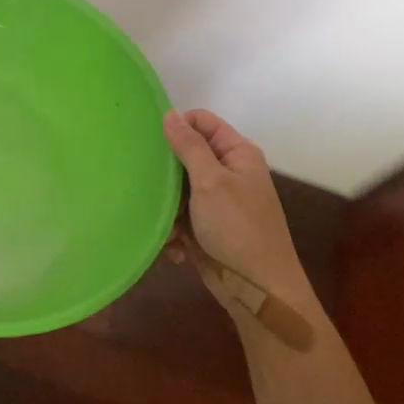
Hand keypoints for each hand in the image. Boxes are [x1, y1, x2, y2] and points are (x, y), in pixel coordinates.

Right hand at [162, 109, 313, 317]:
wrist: (257, 290)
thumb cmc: (238, 228)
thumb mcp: (211, 181)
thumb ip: (189, 146)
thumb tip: (169, 113)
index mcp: (237, 154)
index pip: (201, 121)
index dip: (177, 126)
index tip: (152, 143)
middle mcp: (227, 172)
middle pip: (184, 155)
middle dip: (164, 173)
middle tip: (147, 183)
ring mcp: (216, 201)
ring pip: (175, 188)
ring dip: (166, 207)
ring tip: (165, 225)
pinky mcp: (204, 226)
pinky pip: (178, 215)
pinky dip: (173, 229)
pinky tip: (175, 246)